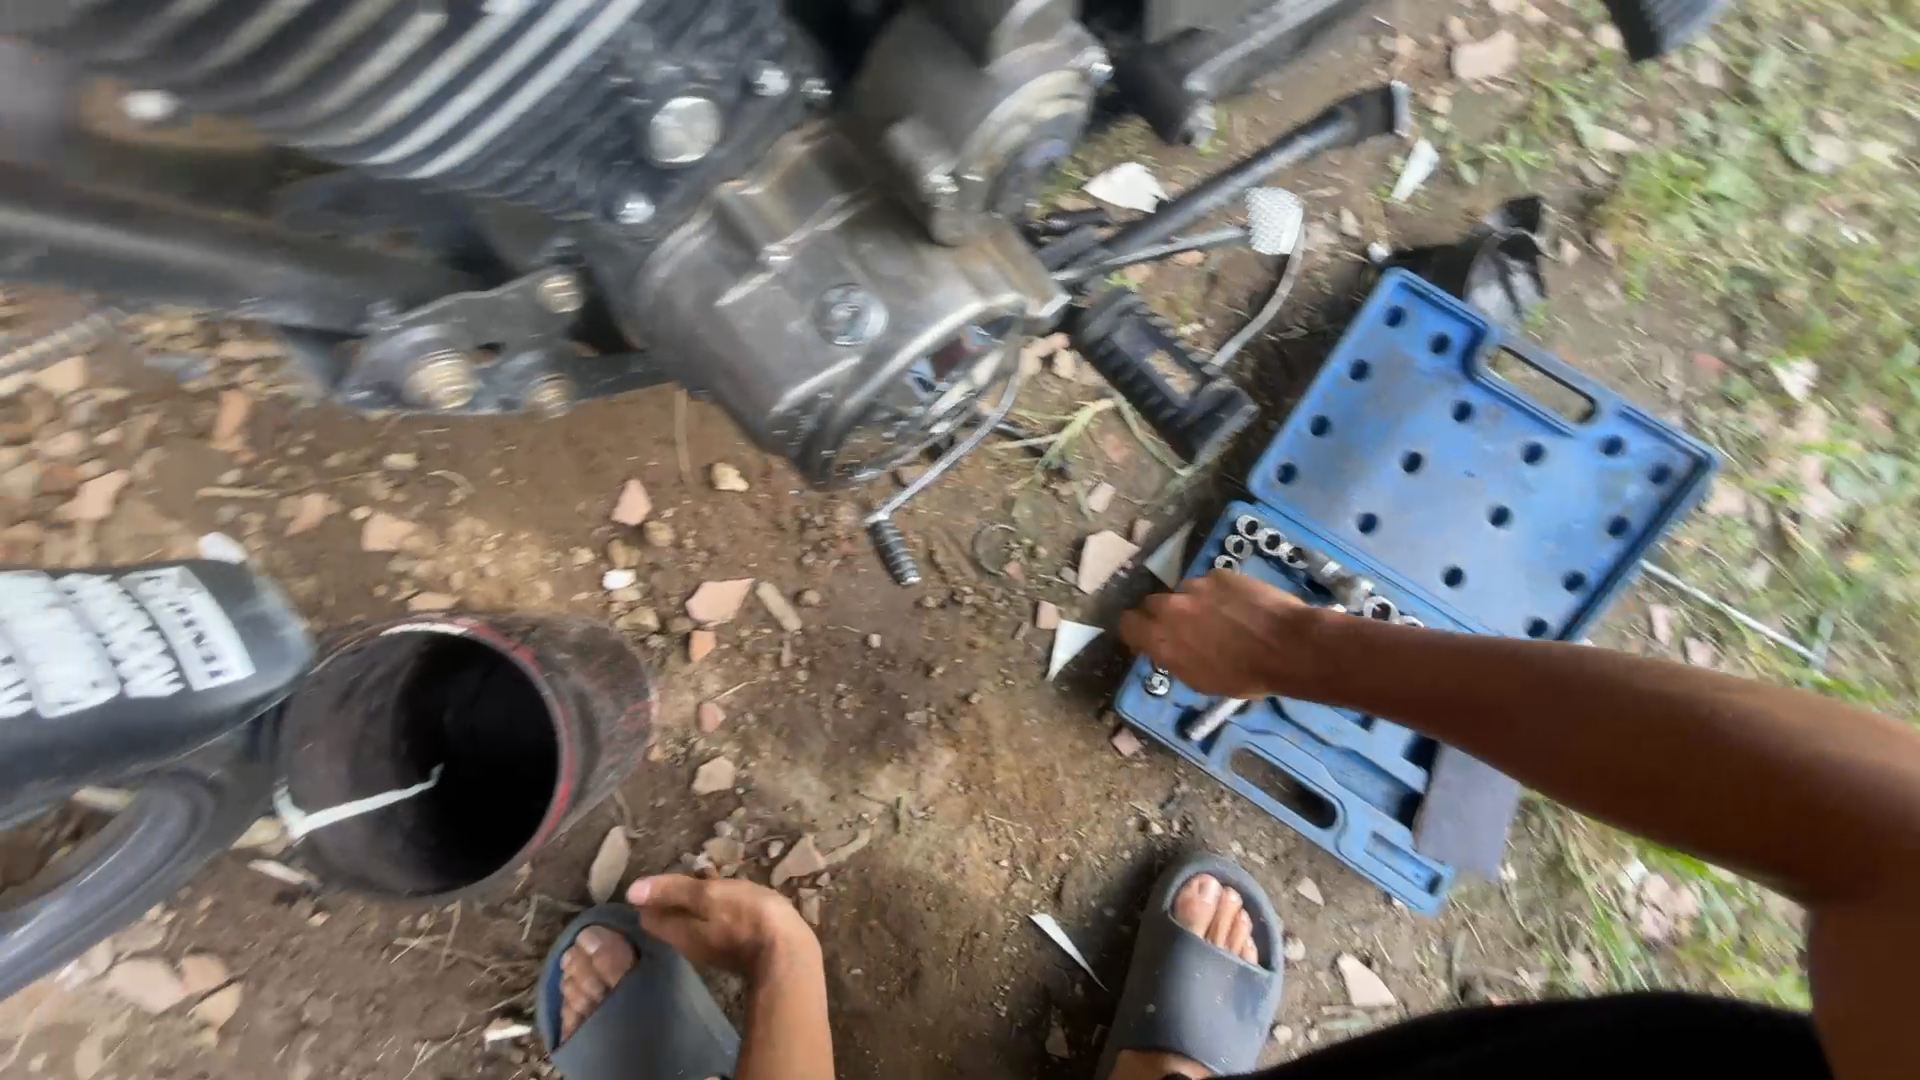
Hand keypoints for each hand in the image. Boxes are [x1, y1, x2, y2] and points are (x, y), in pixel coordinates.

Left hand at [627, 874, 818, 981]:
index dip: (651, 895)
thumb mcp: (711, 895)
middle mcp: (691, 945)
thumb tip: (632, 891)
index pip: (650, 916)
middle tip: (688, 872)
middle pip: (671, 920)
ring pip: (694, 923)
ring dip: (698, 903)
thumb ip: (675, 891)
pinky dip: (717, 910)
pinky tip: (732, 898)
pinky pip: (716, 925)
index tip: (660, 876)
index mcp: (680, 932)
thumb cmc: (748, 918)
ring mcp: (714, 949)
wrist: (786, 955)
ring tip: (711, 879)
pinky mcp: (735, 949)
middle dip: (674, 898)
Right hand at [1119, 570, 1313, 697]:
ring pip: (1183, 592)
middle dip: (1164, 614)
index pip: (1126, 623)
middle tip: (1186, 628)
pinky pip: (1210, 582)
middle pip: (1152, 603)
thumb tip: (1165, 649)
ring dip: (1192, 603)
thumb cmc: (1245, 676)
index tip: (1147, 636)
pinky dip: (1219, 593)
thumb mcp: (1200, 681)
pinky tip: (1240, 606)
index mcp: (1161, 639)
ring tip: (1220, 617)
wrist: (1288, 647)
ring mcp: (1195, 587)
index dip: (1136, 629)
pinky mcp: (1220, 574)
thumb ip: (1173, 659)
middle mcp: (1170, 608)